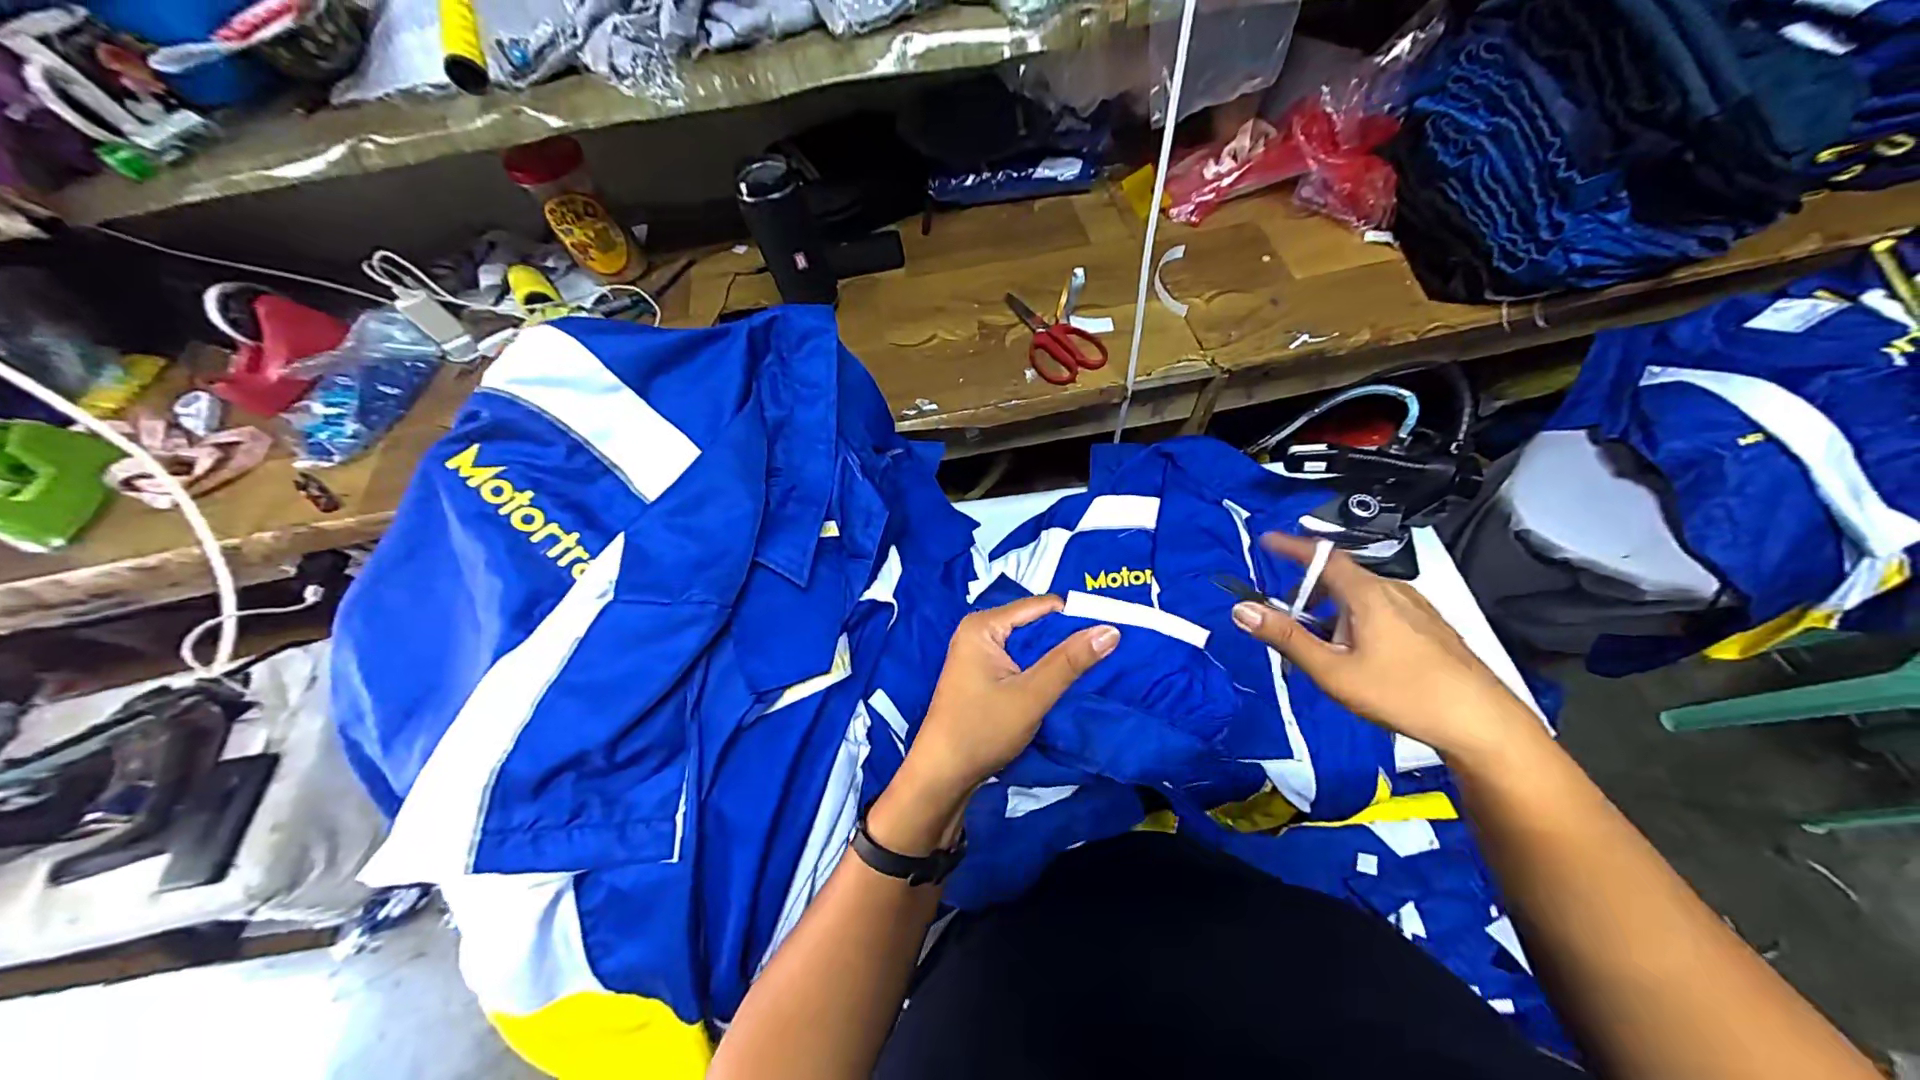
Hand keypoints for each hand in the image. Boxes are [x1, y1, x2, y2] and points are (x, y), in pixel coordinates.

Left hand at [873, 596, 1117, 855]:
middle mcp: (979, 631)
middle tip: (1107, 654)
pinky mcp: (984, 673)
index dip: (1077, 618)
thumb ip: (1070, 661)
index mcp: (984, 625)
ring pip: (1031, 645)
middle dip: (1068, 639)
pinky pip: (1022, 660)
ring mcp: (980, 653)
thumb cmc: (981, 730)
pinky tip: (1063, 684)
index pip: (1042, 606)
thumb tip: (1111, 629)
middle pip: (1036, 624)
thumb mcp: (1031, 695)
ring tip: (1091, 670)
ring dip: (1057, 657)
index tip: (1111, 634)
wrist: (943, 774)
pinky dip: (1042, 670)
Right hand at [1231, 532, 1542, 762]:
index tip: (1267, 541)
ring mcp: (1416, 608)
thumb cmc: (1402, 693)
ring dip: (1331, 611)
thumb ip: (1285, 638)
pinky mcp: (1430, 627)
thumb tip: (1242, 609)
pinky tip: (1357, 655)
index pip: (1322, 556)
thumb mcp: (1332, 670)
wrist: (1482, 723)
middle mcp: (1393, 591)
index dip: (1292, 546)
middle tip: (1286, 621)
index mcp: (1368, 594)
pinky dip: (1355, 619)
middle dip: (1307, 594)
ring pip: (1360, 597)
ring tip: (1321, 647)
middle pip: (1339, 579)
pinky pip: (1381, 610)